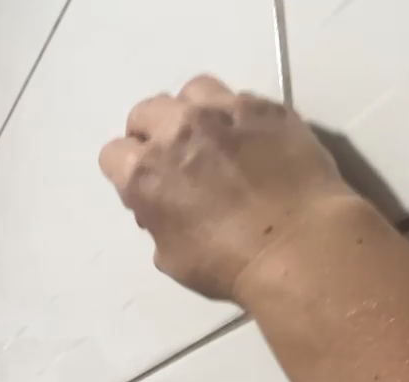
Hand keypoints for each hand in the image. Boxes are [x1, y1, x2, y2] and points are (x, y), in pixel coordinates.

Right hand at [99, 75, 360, 301]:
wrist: (295, 244)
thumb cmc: (222, 263)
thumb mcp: (167, 254)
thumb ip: (155, 217)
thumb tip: (163, 203)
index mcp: (144, 173)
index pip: (113, 154)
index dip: (123, 171)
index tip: (140, 187)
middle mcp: (177, 131)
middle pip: (146, 112)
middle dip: (149, 134)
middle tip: (169, 159)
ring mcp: (224, 111)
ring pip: (191, 92)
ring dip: (188, 112)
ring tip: (205, 138)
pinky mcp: (266, 107)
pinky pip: (236, 97)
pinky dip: (231, 116)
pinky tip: (244, 142)